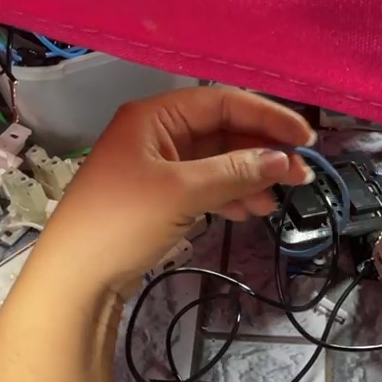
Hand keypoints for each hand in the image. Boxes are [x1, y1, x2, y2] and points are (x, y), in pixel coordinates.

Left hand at [32, 87, 314, 293]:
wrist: (76, 278)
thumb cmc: (122, 222)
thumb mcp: (183, 192)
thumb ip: (235, 171)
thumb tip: (282, 160)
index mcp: (155, 116)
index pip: (223, 103)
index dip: (267, 118)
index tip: (305, 140)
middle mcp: (156, 134)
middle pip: (221, 133)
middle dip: (261, 153)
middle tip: (300, 176)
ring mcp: (156, 168)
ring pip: (215, 163)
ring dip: (248, 178)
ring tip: (274, 202)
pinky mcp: (157, 198)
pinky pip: (203, 187)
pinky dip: (228, 196)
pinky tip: (248, 211)